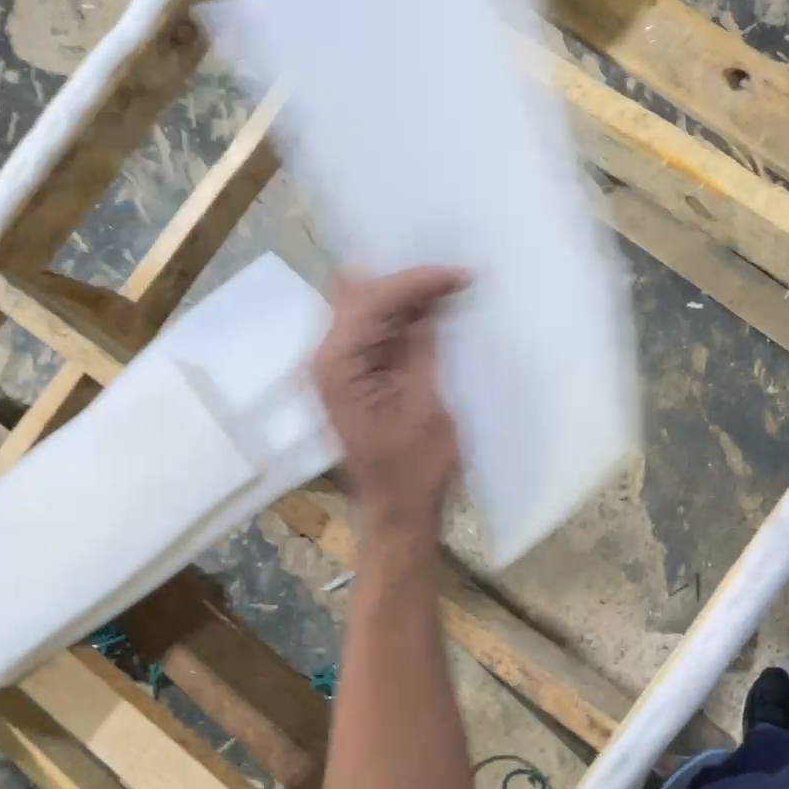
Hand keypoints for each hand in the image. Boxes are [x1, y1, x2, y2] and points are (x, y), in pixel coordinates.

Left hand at [313, 267, 468, 543]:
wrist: (399, 513)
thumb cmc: (416, 469)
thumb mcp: (427, 407)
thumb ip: (422, 350)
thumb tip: (429, 305)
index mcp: (338, 365)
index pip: (372, 299)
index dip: (416, 280)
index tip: (462, 275)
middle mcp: (327, 358)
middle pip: (359, 294)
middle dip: (407, 281)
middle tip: (455, 280)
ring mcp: (338, 367)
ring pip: (366, 308)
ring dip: (406, 298)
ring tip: (452, 293)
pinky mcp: (355, 378)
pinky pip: (375, 333)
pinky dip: (404, 320)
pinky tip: (435, 317)